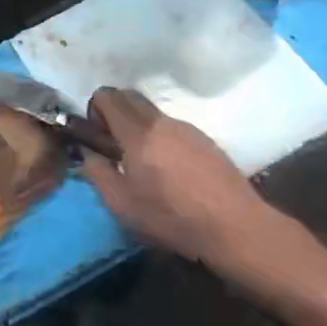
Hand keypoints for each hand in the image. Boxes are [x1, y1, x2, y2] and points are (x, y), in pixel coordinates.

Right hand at [79, 88, 278, 267]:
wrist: (238, 229)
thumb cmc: (173, 218)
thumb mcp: (122, 204)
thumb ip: (97, 172)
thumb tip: (88, 153)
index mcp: (137, 133)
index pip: (107, 96)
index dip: (95, 109)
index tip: (98, 136)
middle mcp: (162, 122)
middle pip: (129, 96)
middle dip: (114, 110)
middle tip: (114, 143)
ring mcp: (188, 129)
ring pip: (153, 113)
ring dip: (140, 126)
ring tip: (145, 162)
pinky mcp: (207, 141)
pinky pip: (174, 128)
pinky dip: (162, 138)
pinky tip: (172, 171)